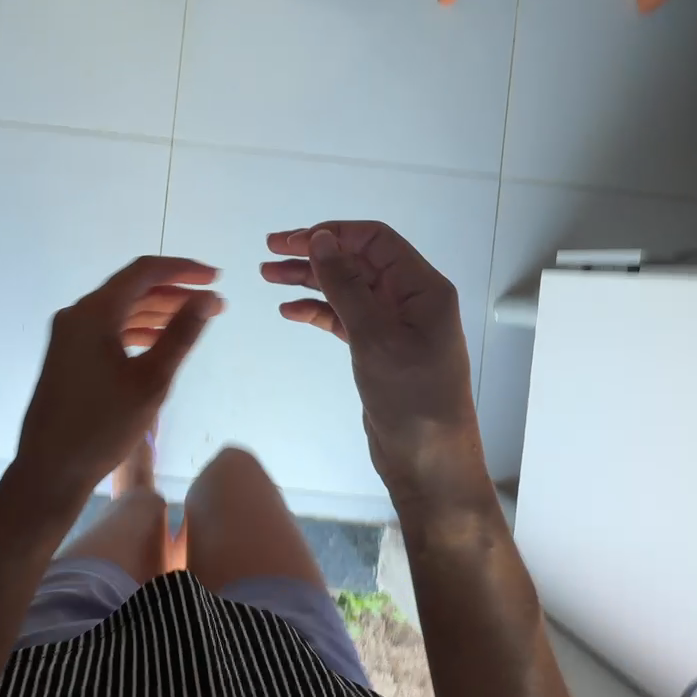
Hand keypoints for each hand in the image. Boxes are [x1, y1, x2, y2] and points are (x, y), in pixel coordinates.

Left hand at [12, 256, 222, 505]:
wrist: (50, 468)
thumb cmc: (103, 426)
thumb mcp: (151, 381)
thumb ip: (181, 334)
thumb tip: (208, 298)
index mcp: (93, 312)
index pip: (143, 272)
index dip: (182, 269)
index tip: (215, 278)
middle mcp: (76, 314)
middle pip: (131, 288)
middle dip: (173, 292)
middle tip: (213, 304)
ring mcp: (68, 334)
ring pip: (119, 309)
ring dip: (157, 311)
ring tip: (193, 321)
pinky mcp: (66, 354)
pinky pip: (106, 329)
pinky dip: (135, 329)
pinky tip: (159, 342)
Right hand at [263, 222, 479, 497]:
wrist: (428, 462)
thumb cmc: (410, 397)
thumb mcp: (375, 336)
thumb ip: (345, 285)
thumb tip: (321, 239)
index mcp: (422, 288)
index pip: (375, 241)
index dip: (333, 234)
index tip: (291, 242)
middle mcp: (409, 299)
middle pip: (356, 261)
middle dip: (314, 253)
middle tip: (270, 252)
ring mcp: (393, 325)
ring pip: (346, 288)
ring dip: (309, 280)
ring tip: (267, 276)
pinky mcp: (377, 349)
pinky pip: (343, 317)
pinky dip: (317, 310)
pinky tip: (289, 310)